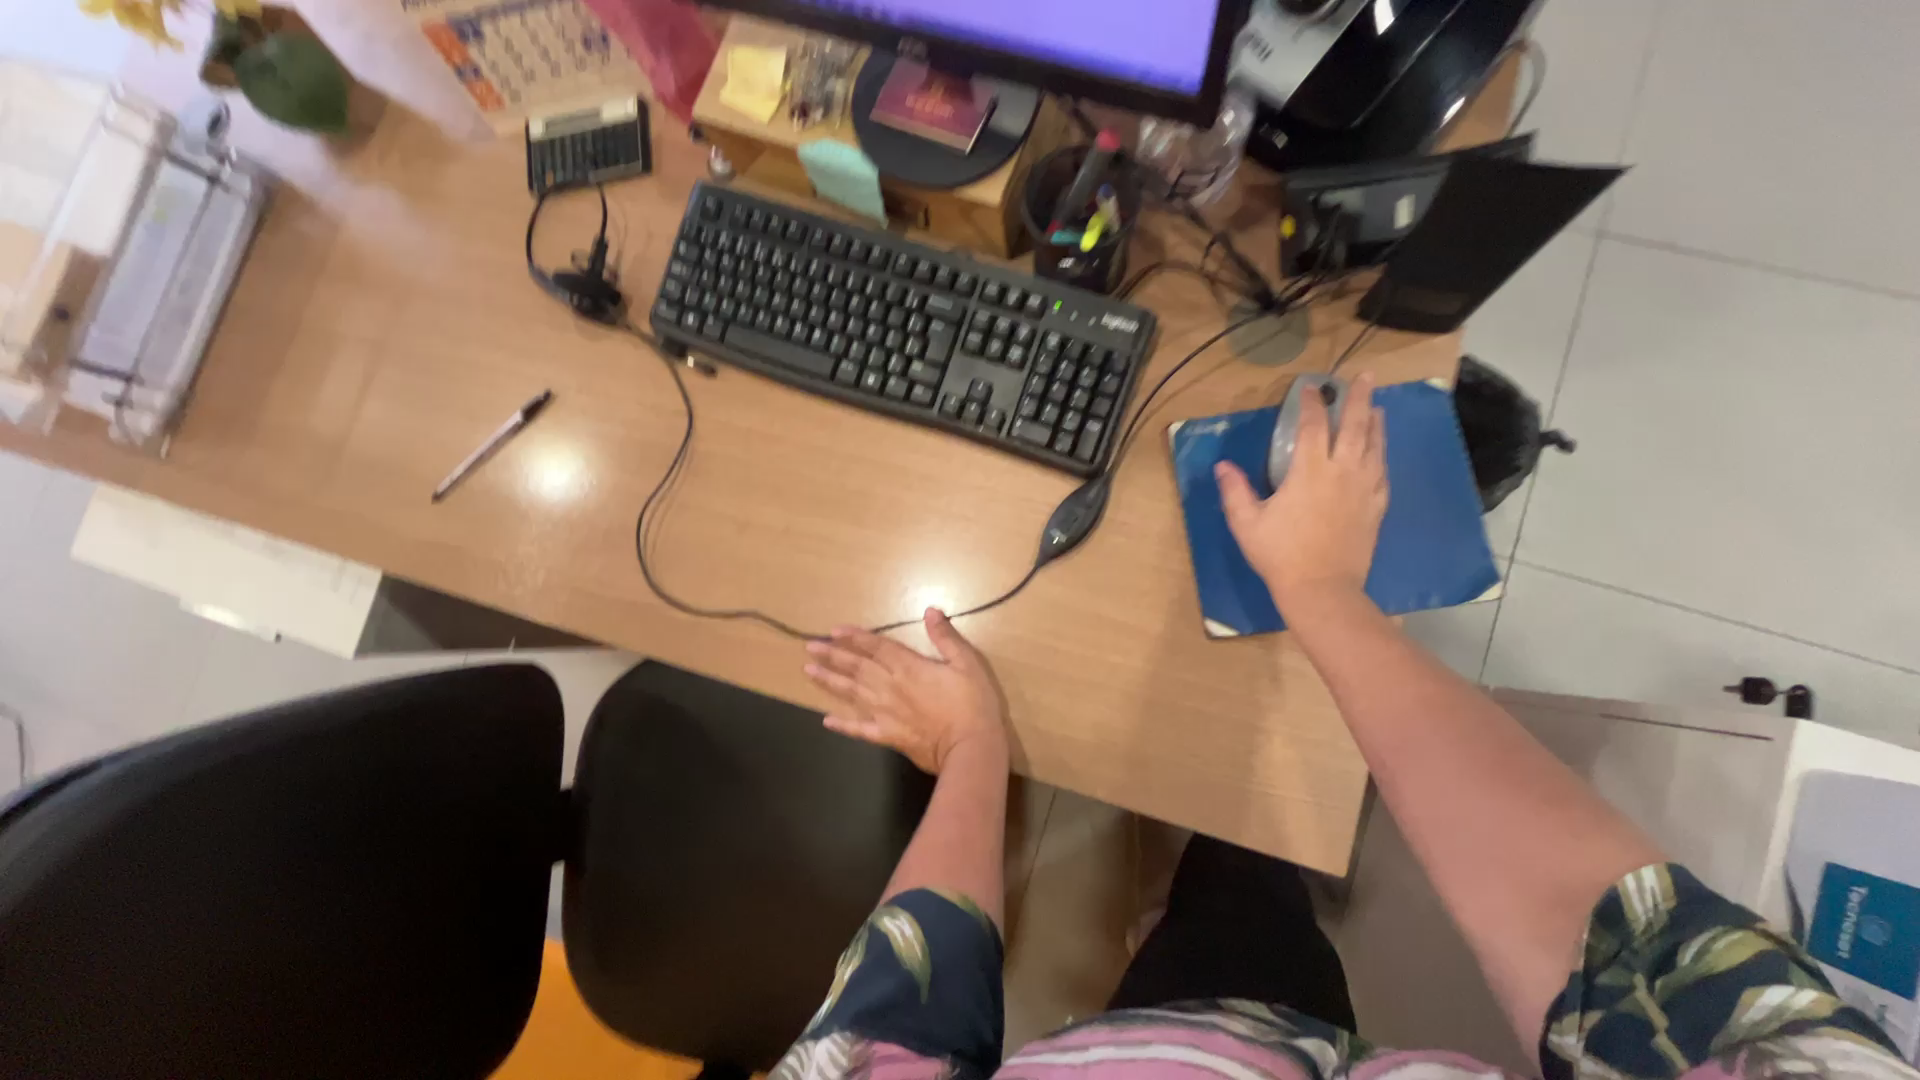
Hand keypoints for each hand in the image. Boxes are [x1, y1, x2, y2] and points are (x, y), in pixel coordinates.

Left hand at [803, 609, 1009, 774]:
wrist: (971, 748)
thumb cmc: (973, 703)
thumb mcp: (967, 663)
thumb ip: (946, 637)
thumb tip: (930, 611)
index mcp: (908, 667)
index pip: (877, 646)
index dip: (855, 637)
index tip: (834, 630)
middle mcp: (890, 687)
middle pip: (857, 667)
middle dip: (833, 655)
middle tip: (810, 647)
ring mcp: (885, 713)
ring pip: (852, 694)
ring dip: (830, 682)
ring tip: (809, 672)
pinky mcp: (888, 736)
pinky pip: (860, 729)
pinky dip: (843, 725)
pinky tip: (826, 720)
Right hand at [1216, 372, 1388, 611]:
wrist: (1322, 588)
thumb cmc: (1279, 555)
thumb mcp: (1246, 523)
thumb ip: (1235, 491)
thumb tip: (1223, 466)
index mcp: (1310, 471)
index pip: (1314, 426)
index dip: (1311, 404)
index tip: (1309, 388)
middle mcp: (1342, 472)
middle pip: (1355, 426)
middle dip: (1357, 398)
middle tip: (1364, 376)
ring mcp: (1364, 489)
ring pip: (1374, 446)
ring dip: (1375, 422)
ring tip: (1376, 405)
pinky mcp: (1376, 507)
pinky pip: (1383, 473)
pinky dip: (1382, 455)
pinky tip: (1381, 452)